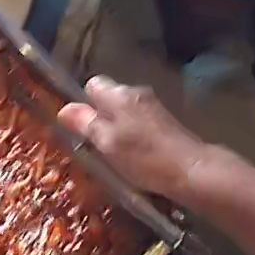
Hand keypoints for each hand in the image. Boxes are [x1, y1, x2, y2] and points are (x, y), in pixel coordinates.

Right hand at [58, 76, 223, 200]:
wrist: (190, 169)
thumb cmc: (144, 157)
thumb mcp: (107, 144)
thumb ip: (85, 124)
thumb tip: (64, 109)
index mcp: (119, 94)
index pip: (92, 84)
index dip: (84, 103)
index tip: (82, 126)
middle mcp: (136, 92)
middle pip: (109, 97)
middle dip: (100, 116)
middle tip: (97, 144)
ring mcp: (152, 104)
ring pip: (124, 110)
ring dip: (117, 127)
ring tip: (116, 153)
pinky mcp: (164, 119)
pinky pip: (138, 119)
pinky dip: (133, 133)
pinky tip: (135, 154)